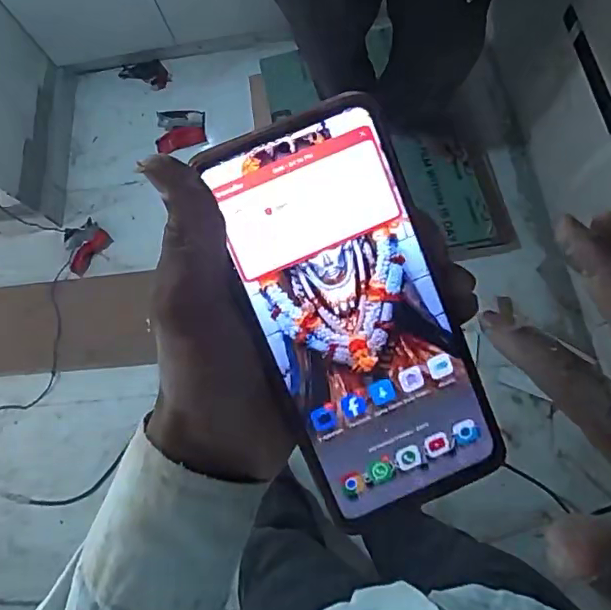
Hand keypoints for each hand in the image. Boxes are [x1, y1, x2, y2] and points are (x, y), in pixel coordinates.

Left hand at [136, 155, 477, 481]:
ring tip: (455, 282)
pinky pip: (395, 313)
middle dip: (403, 225)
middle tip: (432, 241)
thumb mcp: (185, 297)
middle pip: (360, 226)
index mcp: (258, 244)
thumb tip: (155, 162)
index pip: (307, 194)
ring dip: (427, 263)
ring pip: (386, 266)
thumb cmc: (199, 366)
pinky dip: (429, 306)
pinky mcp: (348, 339)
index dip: (345, 176)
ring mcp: (326, 303)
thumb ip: (186, 234)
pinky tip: (455, 310)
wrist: (224, 447)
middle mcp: (295, 264)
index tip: (380, 173)